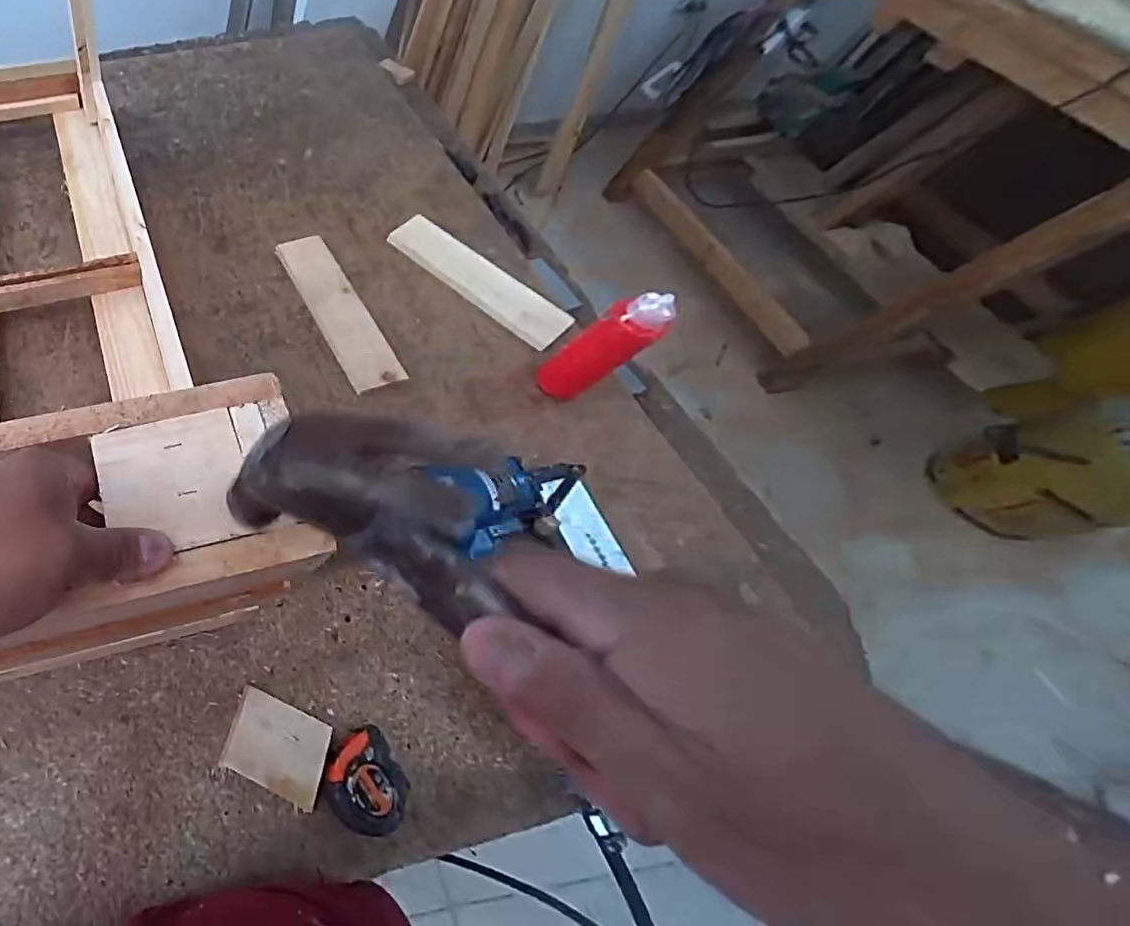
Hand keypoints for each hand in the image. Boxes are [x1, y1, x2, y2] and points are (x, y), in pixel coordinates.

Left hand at [0, 447, 175, 660]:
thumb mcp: (70, 562)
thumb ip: (119, 551)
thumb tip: (164, 546)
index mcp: (43, 467)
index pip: (104, 470)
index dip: (131, 498)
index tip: (154, 528)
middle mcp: (15, 474)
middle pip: (77, 495)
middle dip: (105, 527)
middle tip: (133, 559)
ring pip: (49, 520)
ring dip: (75, 546)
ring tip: (99, 579)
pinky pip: (22, 537)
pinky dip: (43, 557)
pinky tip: (51, 587)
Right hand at [459, 550, 1128, 925]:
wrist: (979, 881)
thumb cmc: (790, 827)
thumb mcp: (652, 773)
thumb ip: (555, 693)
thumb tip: (470, 628)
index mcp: (636, 615)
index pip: (515, 568)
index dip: (482, 610)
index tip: (500, 684)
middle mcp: (668, 596)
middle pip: (557, 614)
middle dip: (551, 685)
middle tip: (590, 764)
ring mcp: (711, 620)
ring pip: (603, 644)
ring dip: (599, 707)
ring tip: (646, 784)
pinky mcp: (743, 649)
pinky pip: (653, 658)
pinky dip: (643, 706)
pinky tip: (684, 770)